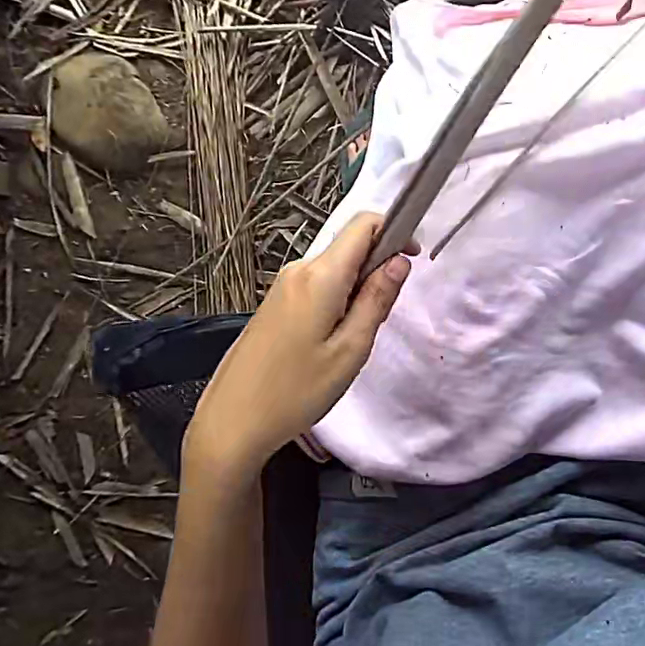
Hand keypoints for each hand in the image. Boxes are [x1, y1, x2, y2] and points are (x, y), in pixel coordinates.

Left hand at [184, 213, 413, 478]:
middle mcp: (299, 271)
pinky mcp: (276, 302)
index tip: (412, 260)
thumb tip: (399, 261)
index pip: (363, 224)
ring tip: (352, 339)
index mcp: (320, 276)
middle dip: (377, 270)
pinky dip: (337, 300)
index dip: (394, 232)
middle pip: (351, 246)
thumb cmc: (294, 392)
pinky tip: (330, 342)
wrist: (232, 421)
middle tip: (379, 319)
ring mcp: (283, 286)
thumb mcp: (351, 350)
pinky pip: (318, 285)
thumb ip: (378, 299)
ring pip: (336, 268)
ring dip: (357, 289)